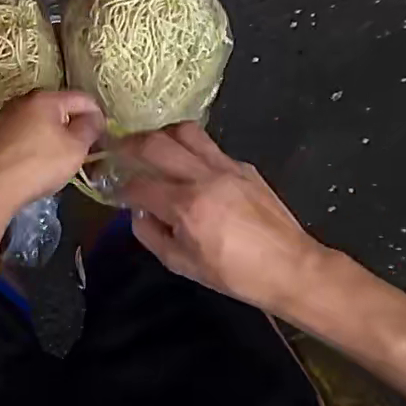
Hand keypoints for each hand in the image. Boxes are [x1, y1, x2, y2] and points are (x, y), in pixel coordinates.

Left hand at [0, 90, 104, 217]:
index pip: (83, 99)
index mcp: (45, 98)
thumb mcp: (75, 148)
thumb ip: (89, 129)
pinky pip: (23, 134)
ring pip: (39, 122)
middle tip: (84, 151)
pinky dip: (35, 144)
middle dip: (74, 126)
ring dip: (54, 136)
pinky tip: (36, 164)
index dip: (99, 117)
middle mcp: (23, 100)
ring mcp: (4, 117)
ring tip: (60, 160)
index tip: (103, 139)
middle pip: (59, 108)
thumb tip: (93, 119)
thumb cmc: (38, 164)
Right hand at [117, 123, 335, 313]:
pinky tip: (189, 167)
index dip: (120, 188)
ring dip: (161, 136)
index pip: (138, 185)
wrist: (291, 268)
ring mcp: (226, 167)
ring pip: (184, 131)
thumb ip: (150, 234)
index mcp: (186, 206)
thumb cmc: (233, 274)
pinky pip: (209, 147)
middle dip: (128, 145)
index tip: (115, 192)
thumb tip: (138, 212)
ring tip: (152, 147)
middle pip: (155, 143)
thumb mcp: (181, 264)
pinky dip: (190, 150)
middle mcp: (204, 177)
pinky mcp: (244, 166)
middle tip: (117, 149)